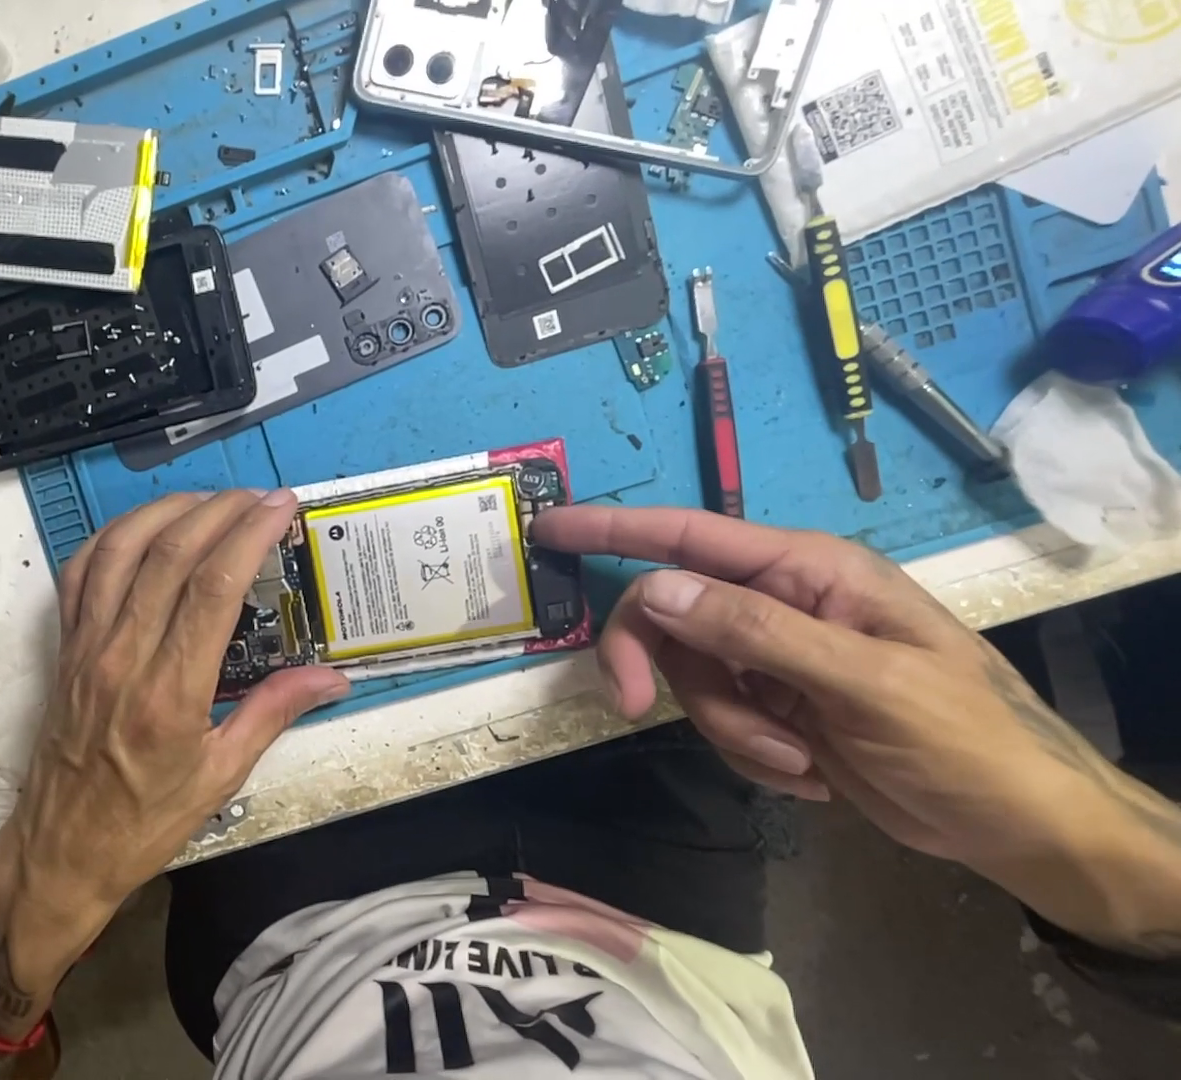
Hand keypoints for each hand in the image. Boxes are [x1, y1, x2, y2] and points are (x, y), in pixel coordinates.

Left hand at [0, 490, 350, 1024]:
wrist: (62, 850)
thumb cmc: (145, 822)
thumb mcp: (221, 778)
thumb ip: (273, 713)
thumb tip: (332, 677)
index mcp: (171, 692)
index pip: (214, 587)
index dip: (249, 534)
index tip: (280, 506)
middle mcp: (123, 655)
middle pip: (170, 555)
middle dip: (219, 510)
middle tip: (258, 498)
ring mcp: (86, 645)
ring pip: (120, 550)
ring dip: (167, 511)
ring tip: (209, 501)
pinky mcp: (65, 645)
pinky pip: (80, 571)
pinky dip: (112, 536)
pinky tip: (144, 527)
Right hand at [532, 505, 1180, 955]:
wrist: (1019, 827)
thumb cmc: (967, 740)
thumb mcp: (864, 682)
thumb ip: (753, 629)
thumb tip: (654, 589)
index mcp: (806, 571)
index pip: (687, 537)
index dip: (611, 528)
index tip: (549, 530)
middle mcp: (777, 601)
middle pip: (666, 613)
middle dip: (650, 664)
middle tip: (625, 706)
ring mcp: (768, 653)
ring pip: (685, 673)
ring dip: (725, 725)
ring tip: (798, 758)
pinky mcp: (767, 701)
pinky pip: (711, 714)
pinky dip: (746, 748)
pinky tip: (809, 770)